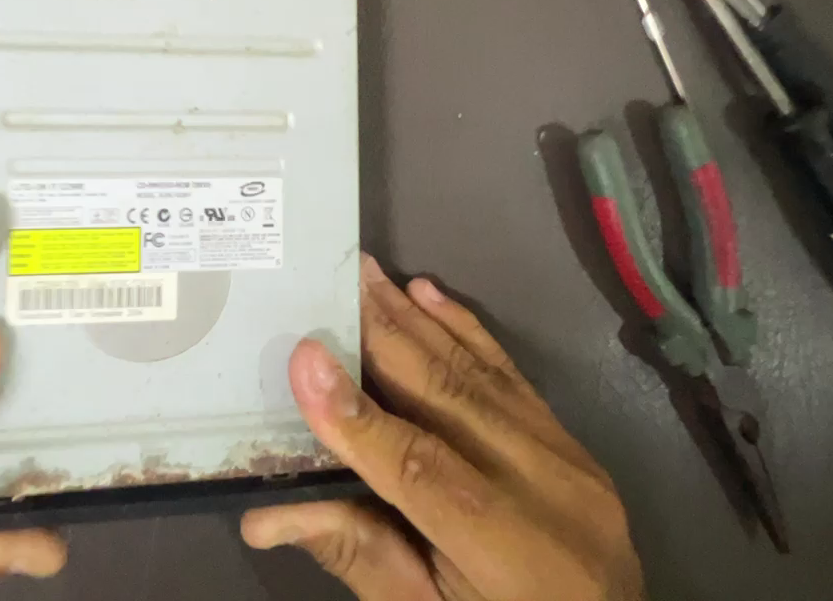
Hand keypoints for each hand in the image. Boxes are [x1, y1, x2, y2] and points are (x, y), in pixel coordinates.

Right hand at [242, 255, 642, 600]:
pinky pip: (508, 371)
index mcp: (517, 560)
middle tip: (333, 280)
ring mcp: (568, 461)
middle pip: (450, 398)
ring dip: (412, 316)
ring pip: (474, 372)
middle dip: (383, 333)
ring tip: (366, 271)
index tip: (305, 358)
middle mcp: (552, 497)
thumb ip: (358, 557)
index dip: (360, 416)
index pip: (423, 471)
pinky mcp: (569, 441)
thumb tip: (263, 515)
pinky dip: (462, 326)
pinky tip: (426, 291)